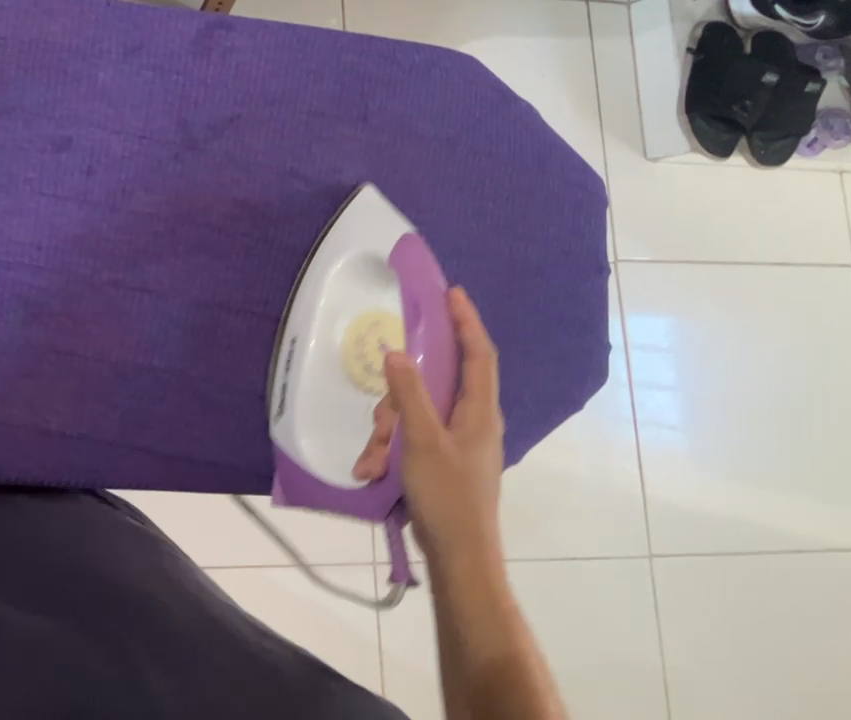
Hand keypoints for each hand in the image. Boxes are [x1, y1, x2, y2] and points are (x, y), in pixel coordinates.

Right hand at [351, 287, 504, 571]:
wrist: (458, 556)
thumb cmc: (448, 495)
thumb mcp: (422, 440)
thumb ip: (408, 393)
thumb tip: (395, 350)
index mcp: (479, 412)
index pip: (478, 355)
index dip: (466, 322)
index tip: (452, 293)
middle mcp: (471, 421)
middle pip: (430, 387)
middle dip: (397, 399)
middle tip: (382, 422)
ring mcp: (454, 442)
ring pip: (411, 414)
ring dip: (386, 434)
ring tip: (373, 462)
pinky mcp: (438, 460)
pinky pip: (407, 439)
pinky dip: (387, 452)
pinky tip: (371, 472)